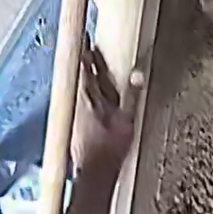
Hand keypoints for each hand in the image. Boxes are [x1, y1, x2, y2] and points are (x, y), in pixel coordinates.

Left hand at [73, 44, 142, 179]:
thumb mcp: (126, 122)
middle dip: (83, 62)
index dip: (86, 55)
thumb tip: (138, 74)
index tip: (85, 40)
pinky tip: (86, 94)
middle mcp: (79, 104)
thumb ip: (131, 96)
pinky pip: (78, 101)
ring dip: (82, 76)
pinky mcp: (74, 124)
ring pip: (77, 89)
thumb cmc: (110, 148)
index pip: (86, 70)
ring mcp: (75, 114)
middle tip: (85, 47)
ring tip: (86, 65)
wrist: (93, 173)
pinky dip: (82, 92)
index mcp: (91, 99)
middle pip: (80, 77)